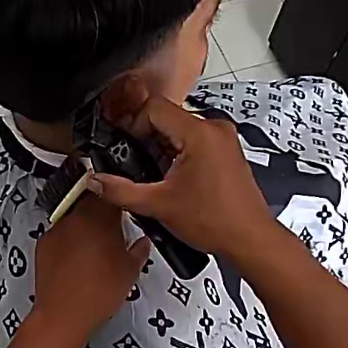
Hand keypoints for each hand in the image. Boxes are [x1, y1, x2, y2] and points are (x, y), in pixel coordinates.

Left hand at [30, 193, 150, 344]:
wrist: (64, 314)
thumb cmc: (100, 292)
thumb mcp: (131, 271)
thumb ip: (139, 250)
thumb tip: (142, 243)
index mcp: (101, 218)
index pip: (112, 194)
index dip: (121, 201)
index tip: (126, 210)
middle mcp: (77, 218)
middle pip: (91, 202)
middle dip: (103, 213)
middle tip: (114, 231)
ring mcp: (57, 230)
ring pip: (75, 217)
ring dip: (86, 226)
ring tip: (96, 248)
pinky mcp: (43, 244)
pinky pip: (61, 234)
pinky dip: (70, 241)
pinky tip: (78, 260)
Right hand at [88, 100, 281, 260]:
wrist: (249, 239)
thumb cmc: (219, 222)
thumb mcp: (159, 205)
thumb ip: (122, 191)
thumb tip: (98, 182)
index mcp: (200, 133)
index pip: (154, 108)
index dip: (133, 124)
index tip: (125, 144)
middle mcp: (216, 130)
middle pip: (167, 118)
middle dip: (147, 141)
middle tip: (136, 165)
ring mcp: (224, 140)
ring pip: (181, 131)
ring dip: (163, 150)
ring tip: (158, 178)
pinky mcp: (228, 152)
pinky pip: (196, 142)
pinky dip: (180, 156)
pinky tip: (174, 181)